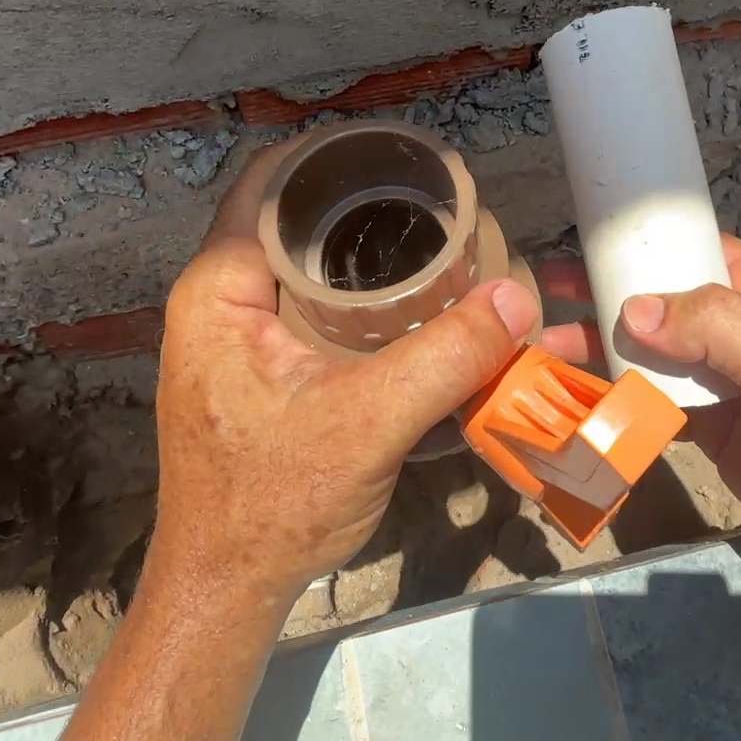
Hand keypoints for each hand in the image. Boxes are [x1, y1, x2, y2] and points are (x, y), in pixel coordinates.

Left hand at [150, 143, 540, 603]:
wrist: (229, 589)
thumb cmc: (273, 505)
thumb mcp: (367, 425)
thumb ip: (446, 359)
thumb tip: (520, 299)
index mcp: (220, 288)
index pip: (269, 183)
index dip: (332, 156)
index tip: (398, 151)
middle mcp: (224, 300)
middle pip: (296, 222)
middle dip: (363, 205)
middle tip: (432, 195)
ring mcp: (243, 337)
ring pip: (311, 268)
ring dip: (369, 256)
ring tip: (435, 239)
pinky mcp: (265, 369)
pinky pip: (318, 310)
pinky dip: (365, 301)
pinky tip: (415, 306)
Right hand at [540, 235, 740, 589]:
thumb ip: (716, 328)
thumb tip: (632, 309)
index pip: (694, 252)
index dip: (641, 246)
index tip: (584, 245)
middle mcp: (738, 331)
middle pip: (660, 303)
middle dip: (603, 299)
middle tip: (542, 296)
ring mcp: (721, 381)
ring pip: (650, 354)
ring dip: (598, 352)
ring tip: (543, 352)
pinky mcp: (706, 426)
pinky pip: (651, 403)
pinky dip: (615, 400)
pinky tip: (576, 400)